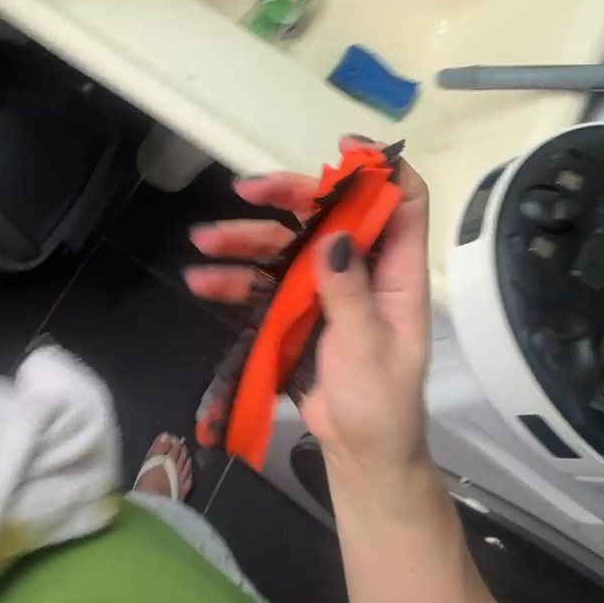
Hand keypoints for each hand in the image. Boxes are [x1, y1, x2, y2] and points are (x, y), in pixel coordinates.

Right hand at [185, 140, 433, 496]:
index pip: (401, 205)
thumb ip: (350, 295)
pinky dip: (232, 278)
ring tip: (203, 240)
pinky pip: (261, 283)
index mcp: (395, 275)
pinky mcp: (293, 309)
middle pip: (325, 215)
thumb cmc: (380, 405)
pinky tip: (202, 280)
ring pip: (283, 245)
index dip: (379, 171)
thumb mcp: (368, 351)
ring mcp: (322, 288)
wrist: (357, 452)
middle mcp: (359, 270)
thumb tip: (334, 237)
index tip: (344, 149)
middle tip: (245, 190)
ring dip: (243, 239)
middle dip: (285, 198)